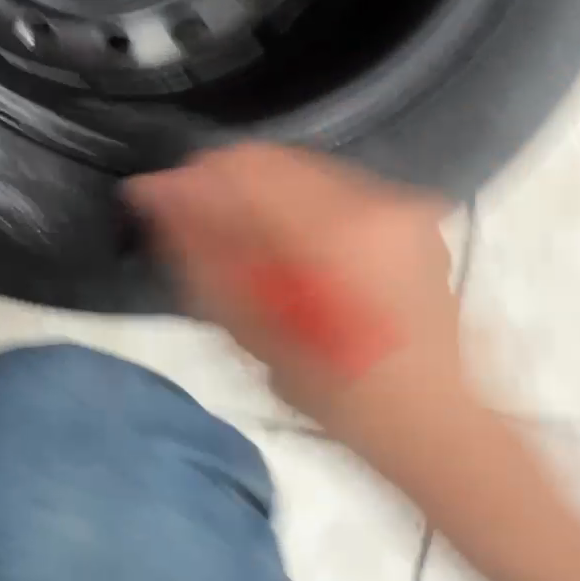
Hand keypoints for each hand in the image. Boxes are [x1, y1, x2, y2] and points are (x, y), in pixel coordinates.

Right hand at [126, 144, 461, 439]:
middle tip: (181, 208)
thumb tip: (157, 197)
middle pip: (270, 160)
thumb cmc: (332, 389)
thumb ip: (199, 252)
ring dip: (254, 188)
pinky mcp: (409, 216)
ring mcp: (398, 205)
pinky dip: (291, 200)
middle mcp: (372, 202)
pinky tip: (276, 233)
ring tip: (227, 222)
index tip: (149, 194)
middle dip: (218, 180)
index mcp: (334, 233)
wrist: (431, 420)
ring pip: (298, 168)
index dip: (187, 179)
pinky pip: (328, 186)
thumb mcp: (250, 328)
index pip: (240, 171)